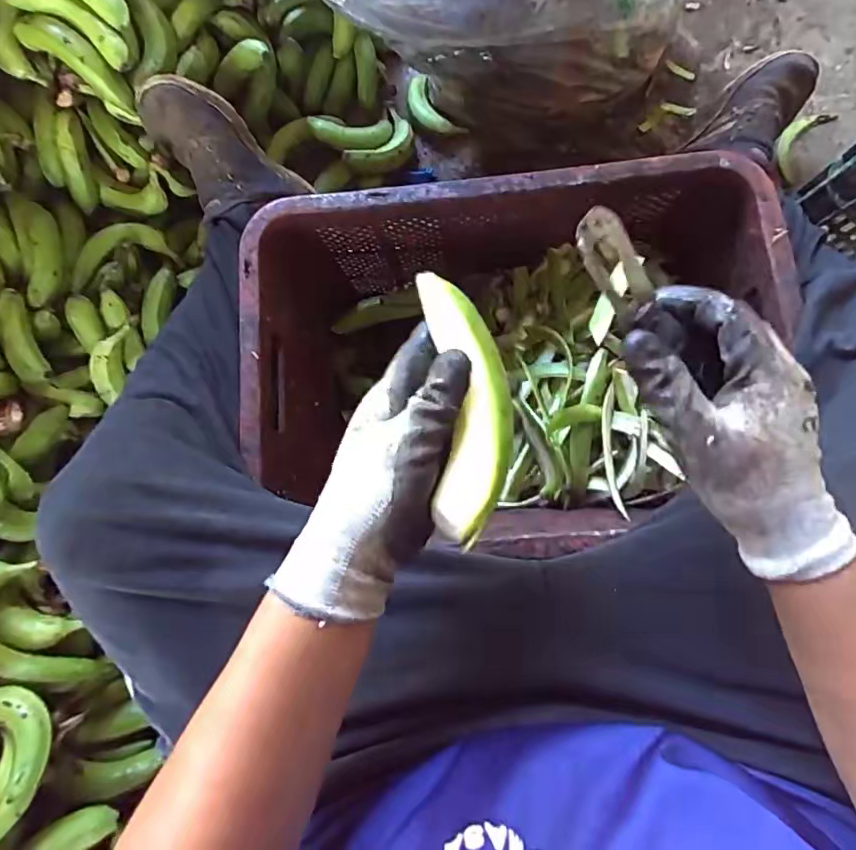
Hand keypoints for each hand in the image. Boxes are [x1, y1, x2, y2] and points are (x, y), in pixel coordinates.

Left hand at [267, 325, 469, 622]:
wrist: (362, 550)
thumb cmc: (379, 488)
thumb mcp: (412, 437)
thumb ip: (436, 398)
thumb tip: (458, 353)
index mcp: (387, 398)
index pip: (414, 352)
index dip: (435, 329)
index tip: (457, 306)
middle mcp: (397, 413)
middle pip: (431, 378)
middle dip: (457, 361)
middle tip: (491, 347)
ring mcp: (407, 441)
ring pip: (442, 408)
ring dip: (464, 397)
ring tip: (494, 383)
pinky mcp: (419, 467)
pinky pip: (447, 438)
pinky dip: (465, 429)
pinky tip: (484, 429)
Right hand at [624, 286, 855, 581]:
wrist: (785, 528)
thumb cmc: (743, 481)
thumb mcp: (696, 430)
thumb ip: (664, 381)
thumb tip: (633, 336)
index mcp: (769, 368)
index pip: (728, 312)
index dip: (685, 302)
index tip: (645, 304)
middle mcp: (779, 369)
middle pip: (728, 327)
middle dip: (681, 321)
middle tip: (639, 326)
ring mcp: (776, 387)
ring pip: (729, 348)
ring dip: (689, 342)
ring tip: (649, 346)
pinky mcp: (768, 405)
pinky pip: (732, 369)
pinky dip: (701, 363)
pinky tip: (675, 374)